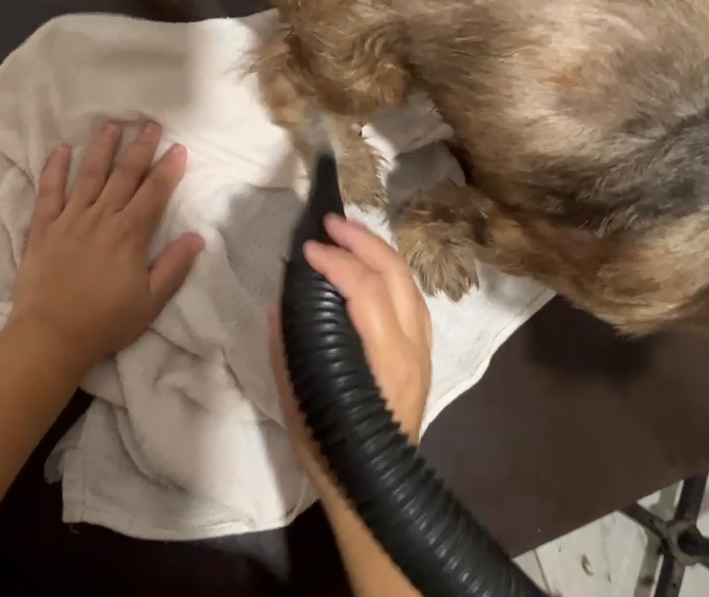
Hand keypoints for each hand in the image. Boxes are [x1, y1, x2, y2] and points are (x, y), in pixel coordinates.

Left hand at [10, 120, 204, 369]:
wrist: (50, 336)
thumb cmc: (105, 322)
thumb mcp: (150, 302)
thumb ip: (174, 267)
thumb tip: (197, 237)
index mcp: (130, 234)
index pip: (154, 193)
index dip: (168, 169)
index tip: (178, 148)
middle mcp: (101, 218)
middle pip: (124, 175)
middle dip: (140, 148)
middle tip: (151, 124)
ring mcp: (70, 219)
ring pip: (89, 175)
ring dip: (102, 148)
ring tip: (111, 125)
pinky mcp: (43, 228)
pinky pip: (49, 192)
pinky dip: (54, 169)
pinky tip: (61, 149)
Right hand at [270, 215, 433, 499]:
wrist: (375, 487)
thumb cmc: (332, 446)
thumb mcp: (299, 399)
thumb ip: (288, 347)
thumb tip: (282, 302)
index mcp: (385, 359)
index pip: (366, 291)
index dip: (337, 262)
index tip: (307, 248)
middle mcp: (413, 347)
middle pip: (395, 275)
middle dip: (362, 241)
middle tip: (329, 222)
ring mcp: (424, 349)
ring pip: (409, 282)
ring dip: (378, 250)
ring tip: (348, 233)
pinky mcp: (426, 353)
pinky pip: (413, 298)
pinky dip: (391, 272)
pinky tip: (371, 264)